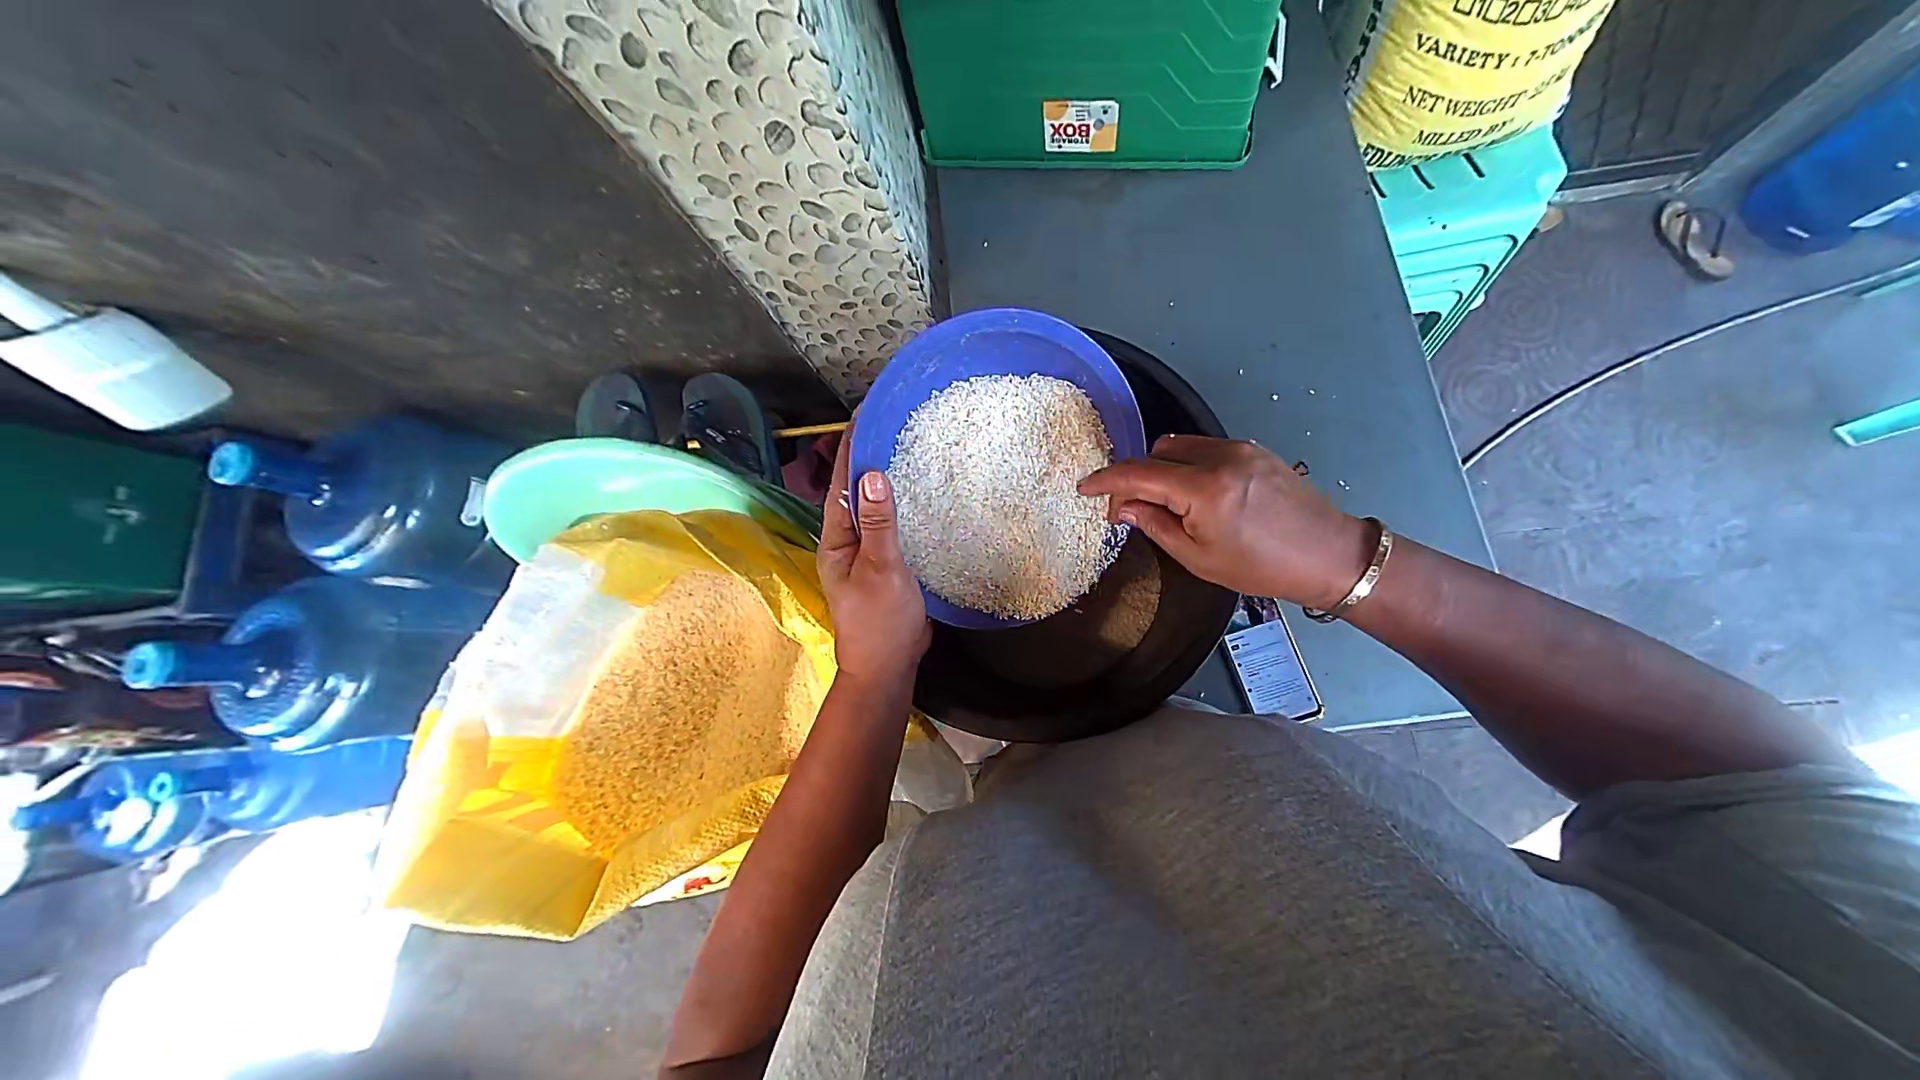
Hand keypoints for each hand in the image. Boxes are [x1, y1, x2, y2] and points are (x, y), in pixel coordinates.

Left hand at [818, 426, 930, 684]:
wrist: (888, 665)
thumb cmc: (880, 621)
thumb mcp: (881, 569)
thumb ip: (878, 524)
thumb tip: (873, 475)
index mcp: (836, 538)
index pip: (841, 483)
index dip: (851, 447)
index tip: (864, 413)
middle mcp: (847, 540)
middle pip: (855, 490)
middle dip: (868, 455)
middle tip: (890, 421)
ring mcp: (866, 551)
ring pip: (874, 506)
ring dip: (885, 478)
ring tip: (905, 446)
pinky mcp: (887, 562)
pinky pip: (892, 524)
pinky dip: (902, 505)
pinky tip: (919, 494)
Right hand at [1078, 435, 1374, 608]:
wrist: (1330, 554)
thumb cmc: (1262, 567)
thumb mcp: (1198, 557)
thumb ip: (1154, 524)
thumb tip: (1122, 507)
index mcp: (1204, 490)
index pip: (1139, 473)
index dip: (1106, 480)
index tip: (1085, 488)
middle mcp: (1221, 457)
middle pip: (1157, 450)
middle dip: (1137, 476)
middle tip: (1132, 509)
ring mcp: (1241, 449)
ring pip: (1180, 445)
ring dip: (1162, 468)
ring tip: (1166, 503)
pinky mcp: (1254, 449)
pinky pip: (1205, 447)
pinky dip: (1188, 465)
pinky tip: (1195, 493)